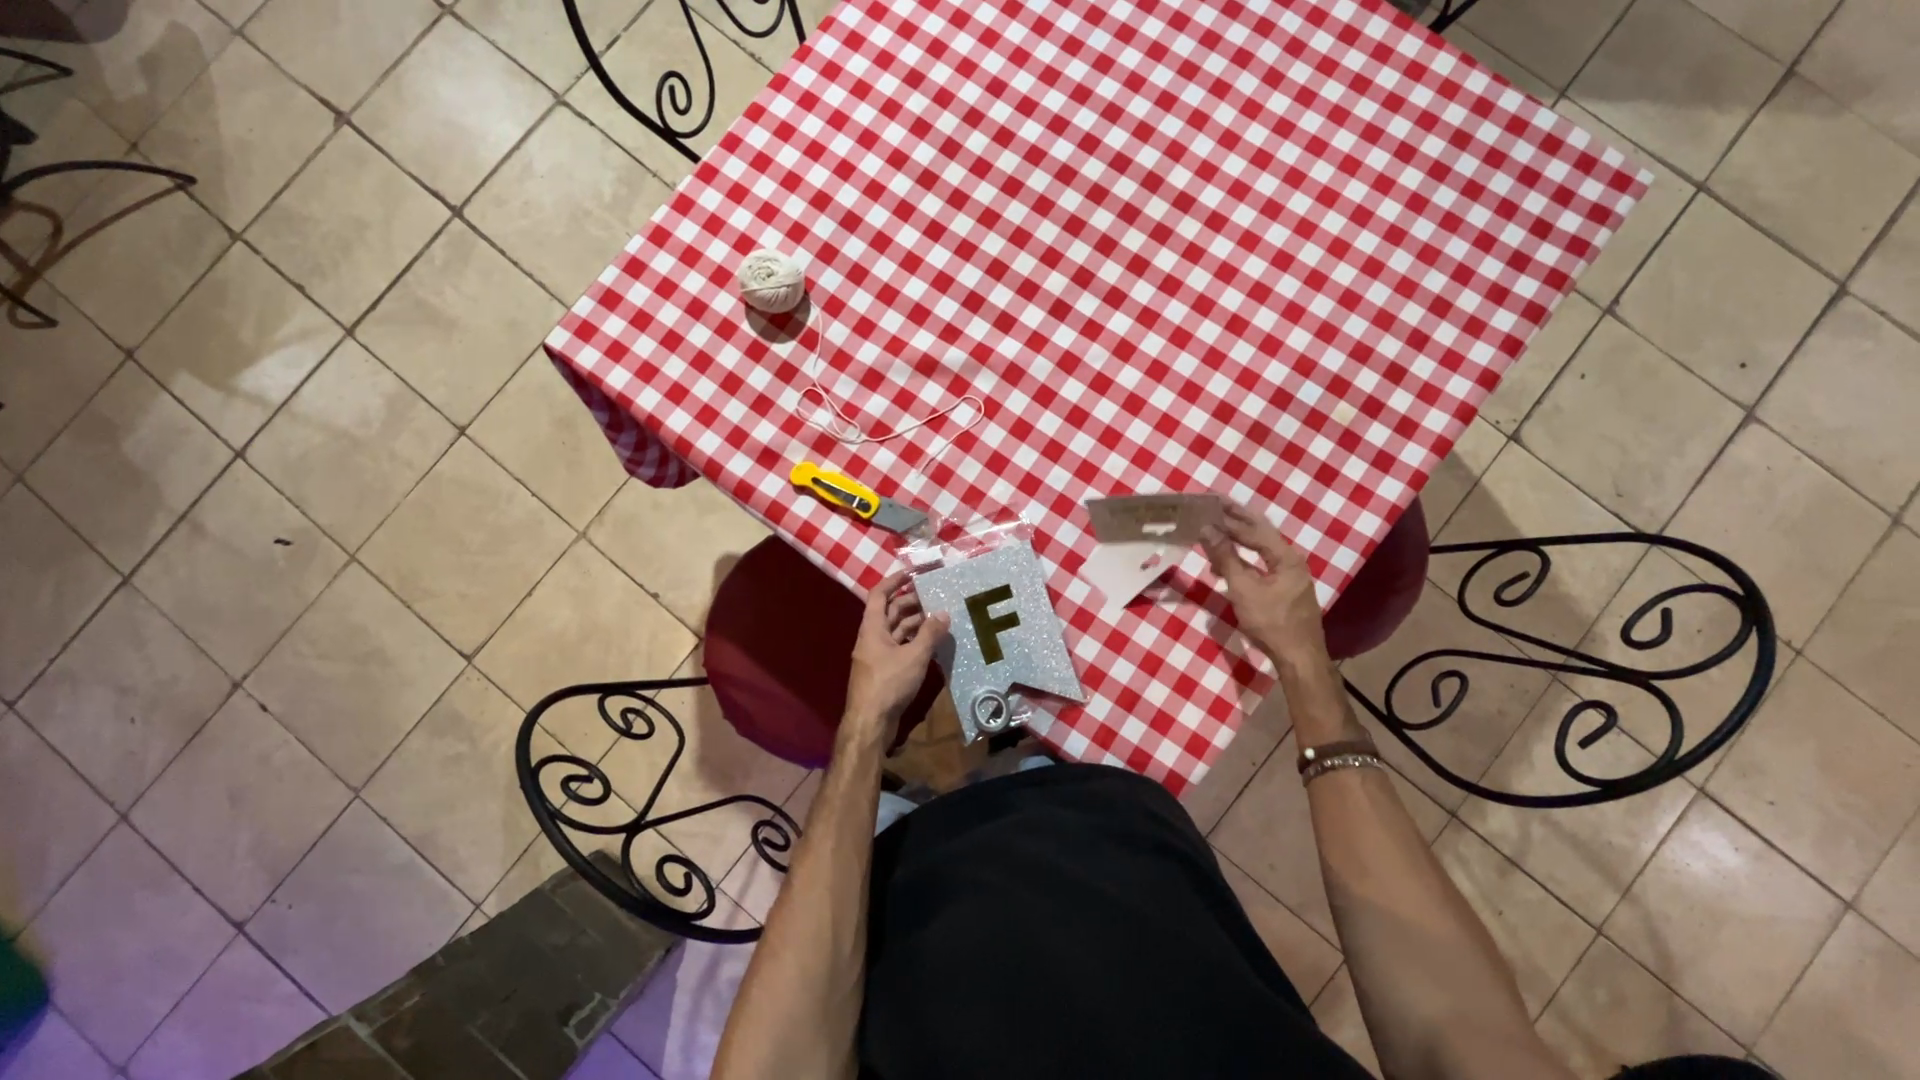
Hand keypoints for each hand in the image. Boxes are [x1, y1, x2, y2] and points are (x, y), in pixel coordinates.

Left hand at [844, 571, 950, 742]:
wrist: (871, 722)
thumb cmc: (889, 683)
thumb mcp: (914, 656)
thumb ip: (930, 633)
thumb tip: (943, 613)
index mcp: (872, 628)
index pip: (879, 594)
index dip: (894, 580)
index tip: (913, 572)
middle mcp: (872, 638)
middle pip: (891, 612)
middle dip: (912, 602)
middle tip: (936, 596)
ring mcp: (877, 656)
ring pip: (897, 632)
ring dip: (916, 624)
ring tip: (940, 618)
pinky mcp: (885, 672)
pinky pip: (901, 648)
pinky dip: (915, 643)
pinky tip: (934, 643)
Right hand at [1201, 503, 1328, 668]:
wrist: (1298, 656)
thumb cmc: (1271, 622)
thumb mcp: (1243, 589)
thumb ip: (1225, 558)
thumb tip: (1208, 529)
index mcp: (1286, 556)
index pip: (1255, 528)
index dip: (1231, 517)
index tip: (1210, 504)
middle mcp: (1292, 560)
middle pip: (1262, 533)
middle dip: (1238, 521)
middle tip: (1215, 506)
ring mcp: (1291, 575)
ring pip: (1262, 549)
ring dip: (1239, 540)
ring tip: (1216, 531)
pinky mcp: (1286, 589)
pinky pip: (1262, 563)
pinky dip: (1244, 559)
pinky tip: (1228, 564)